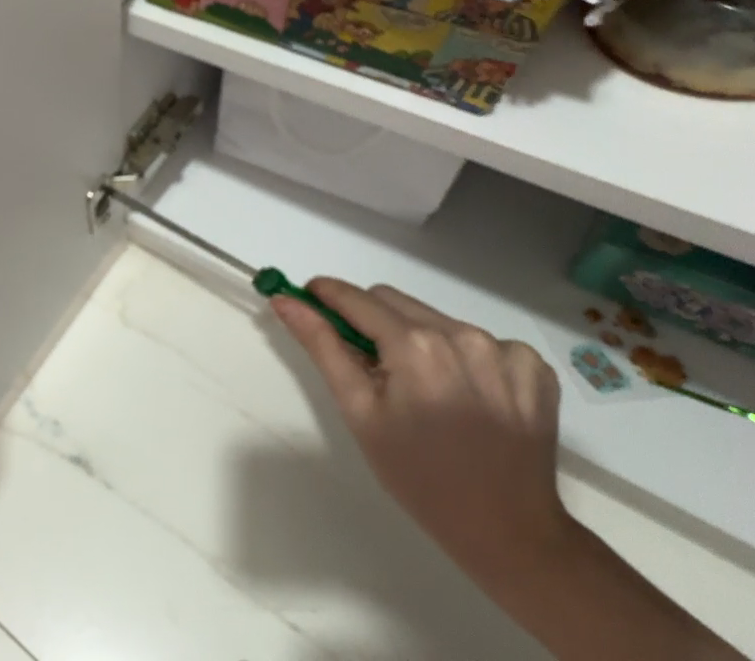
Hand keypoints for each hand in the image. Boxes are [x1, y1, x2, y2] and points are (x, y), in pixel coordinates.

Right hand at [272, 279, 569, 580]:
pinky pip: (478, 341)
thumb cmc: (415, 472)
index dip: (325, 295)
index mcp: (416, 346)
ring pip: (435, 319)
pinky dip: (459, 356)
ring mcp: (507, 351)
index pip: (356, 298)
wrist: (505, 526)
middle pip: (395, 301)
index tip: (307, 300)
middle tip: (364, 363)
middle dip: (370, 320)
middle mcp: (464, 336)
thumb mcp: (357, 410)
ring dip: (415, 338)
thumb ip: (322, 346)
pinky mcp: (536, 368)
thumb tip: (286, 301)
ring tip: (418, 386)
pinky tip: (462, 393)